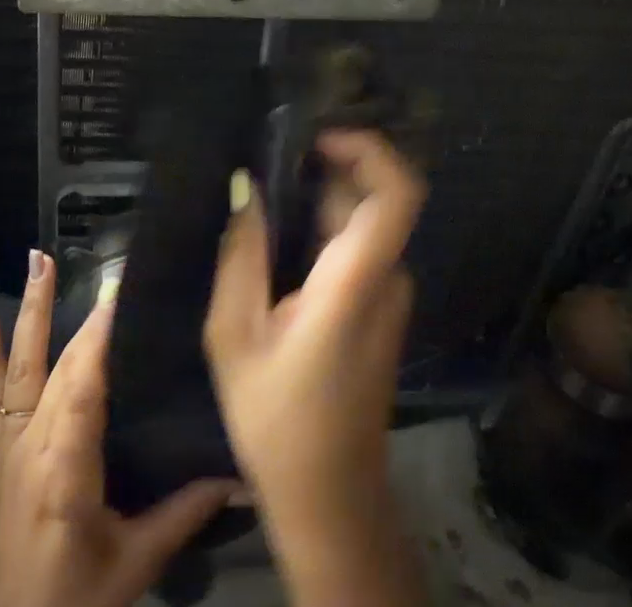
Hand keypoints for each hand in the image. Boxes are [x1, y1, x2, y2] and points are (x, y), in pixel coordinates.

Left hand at [0, 250, 234, 606]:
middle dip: (83, 315)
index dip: (102, 333)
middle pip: (59, 365)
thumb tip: (242, 475)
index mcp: (65, 466)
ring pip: (20, 366)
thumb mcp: (133, 563)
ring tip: (36, 261)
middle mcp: (31, 441)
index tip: (125, 286)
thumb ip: (184, 513)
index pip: (86, 383)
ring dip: (29, 312)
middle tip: (107, 266)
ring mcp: (8, 443)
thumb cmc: (69, 600)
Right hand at [203, 129, 426, 606]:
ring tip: (257, 205)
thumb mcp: (233, 335)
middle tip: (260, 170)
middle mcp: (388, 280)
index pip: (398, 191)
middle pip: (373, 199)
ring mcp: (390, 297)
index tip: (312, 137)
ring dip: (317, 202)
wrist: (329, 495)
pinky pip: (357, 251)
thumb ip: (241, 255)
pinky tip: (273, 248)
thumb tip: (246, 186)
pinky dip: (322, 232)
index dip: (368, 147)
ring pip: (362, 224)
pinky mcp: (381, 311)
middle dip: (323, 171)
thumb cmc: (275, 420)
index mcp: (356, 282)